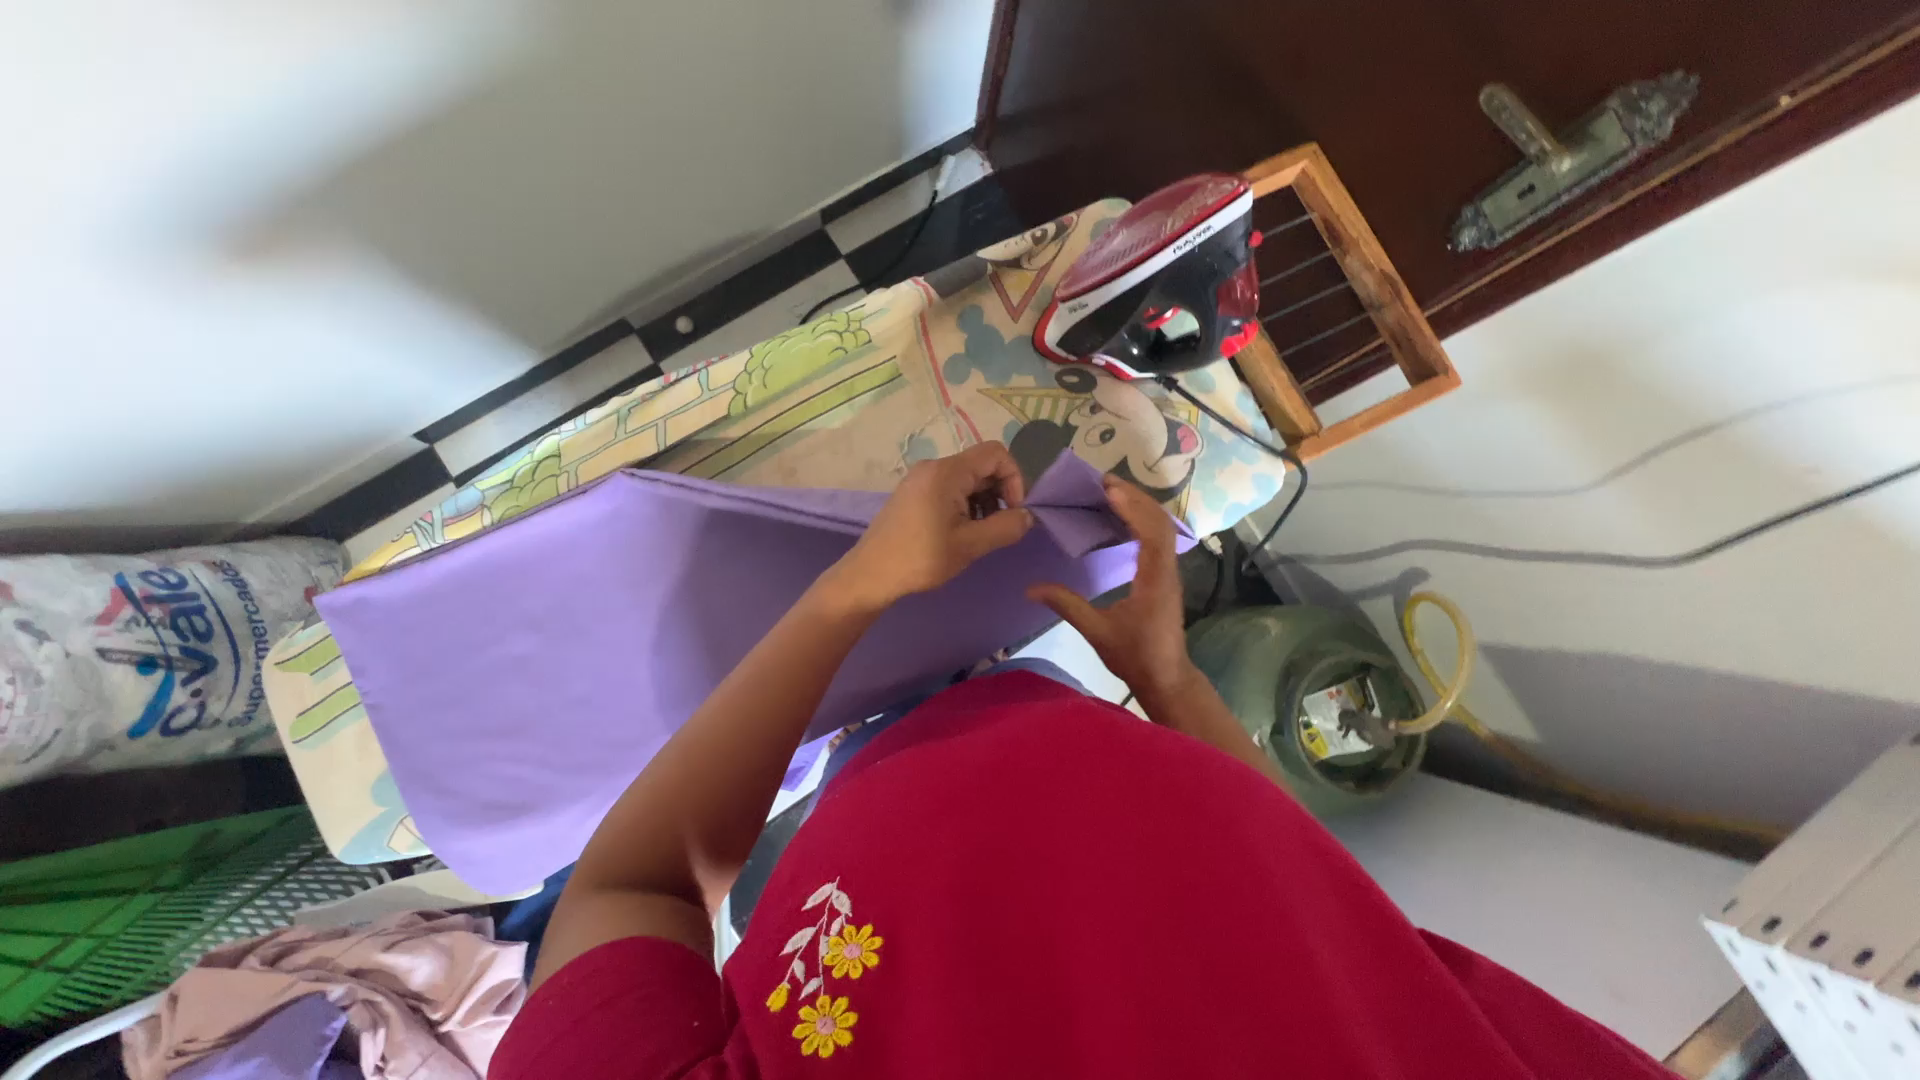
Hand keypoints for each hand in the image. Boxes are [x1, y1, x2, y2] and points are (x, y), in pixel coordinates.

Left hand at [817, 443, 1032, 614]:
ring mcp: (921, 478)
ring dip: (983, 501)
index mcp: (947, 472)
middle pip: (982, 464)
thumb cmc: (921, 559)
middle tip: (998, 527)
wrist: (871, 574)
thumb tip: (1027, 516)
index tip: (1013, 511)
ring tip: (978, 534)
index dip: (1014, 478)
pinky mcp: (914, 492)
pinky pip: (950, 487)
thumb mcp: (970, 545)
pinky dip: (965, 504)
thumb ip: (1006, 527)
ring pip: (967, 478)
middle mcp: (933, 467)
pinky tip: (960, 532)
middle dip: (999, 492)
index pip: (996, 453)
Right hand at [1027, 475, 1201, 706]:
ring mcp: (1169, 573)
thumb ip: (1067, 605)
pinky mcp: (1165, 577)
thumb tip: (1031, 588)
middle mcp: (1167, 571)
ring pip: (1163, 528)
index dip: (1133, 508)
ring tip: (1111, 492)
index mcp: (1155, 580)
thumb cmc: (1135, 656)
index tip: (1109, 491)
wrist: (1166, 678)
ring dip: (1141, 506)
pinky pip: (1159, 539)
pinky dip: (1143, 521)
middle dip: (1136, 497)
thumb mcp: (1097, 632)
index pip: (1151, 534)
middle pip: (1161, 522)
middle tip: (1103, 481)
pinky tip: (1123, 518)